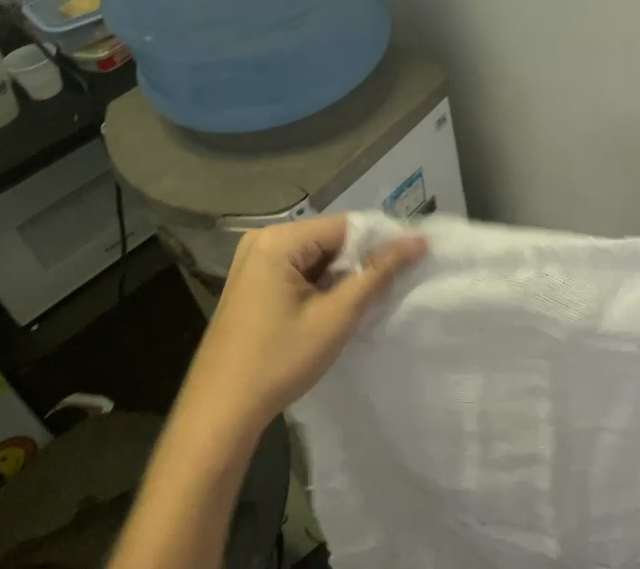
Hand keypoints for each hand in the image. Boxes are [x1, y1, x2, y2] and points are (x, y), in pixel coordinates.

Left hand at [182, 216, 427, 433]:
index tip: (414, 260)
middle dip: (362, 261)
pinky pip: (300, 271)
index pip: (347, 226)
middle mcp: (263, 240)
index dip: (382, 242)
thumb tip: (418, 240)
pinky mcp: (253, 284)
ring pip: (318, 257)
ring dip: (344, 276)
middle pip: (331, 239)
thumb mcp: (336, 316)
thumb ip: (378, 273)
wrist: (220, 412)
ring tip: (370, 299)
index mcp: (278, 240)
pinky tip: (338, 308)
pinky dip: (322, 286)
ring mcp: (254, 262)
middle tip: (392, 286)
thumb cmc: (279, 361)